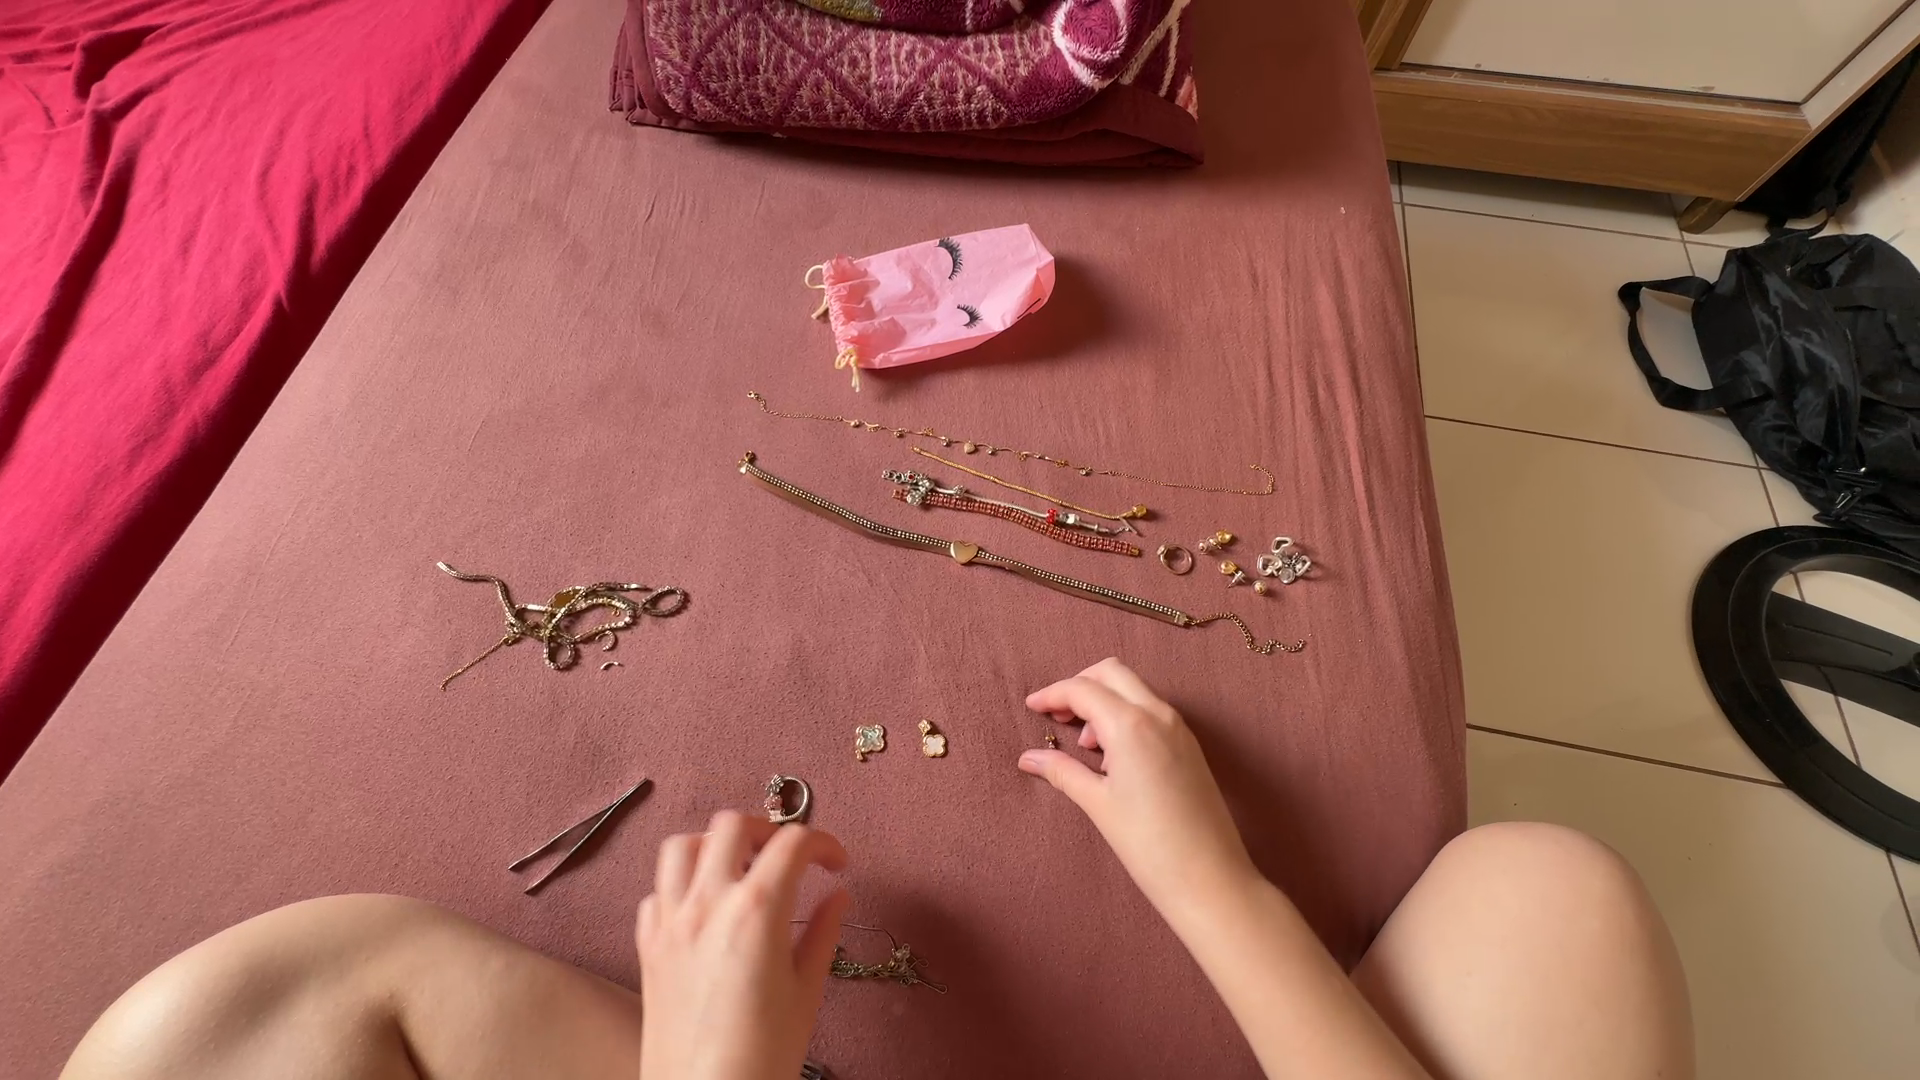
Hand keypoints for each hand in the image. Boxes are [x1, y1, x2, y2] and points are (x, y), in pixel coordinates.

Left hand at [637, 812, 849, 1079]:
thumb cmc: (764, 1056)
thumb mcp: (807, 991)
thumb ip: (824, 931)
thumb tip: (839, 894)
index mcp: (757, 908)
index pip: (793, 842)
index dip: (823, 842)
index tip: (836, 863)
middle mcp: (708, 902)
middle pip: (732, 824)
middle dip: (766, 829)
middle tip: (787, 857)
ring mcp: (671, 922)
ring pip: (682, 845)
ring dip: (714, 845)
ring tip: (739, 868)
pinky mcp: (646, 948)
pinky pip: (656, 892)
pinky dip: (680, 886)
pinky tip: (702, 907)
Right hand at [1018, 658, 1258, 923]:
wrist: (1211, 881)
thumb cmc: (1148, 844)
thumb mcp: (1098, 804)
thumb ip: (1062, 771)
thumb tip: (1029, 758)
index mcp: (1130, 724)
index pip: (1082, 689)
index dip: (1052, 694)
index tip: (1031, 707)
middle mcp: (1157, 714)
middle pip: (1111, 673)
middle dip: (1079, 685)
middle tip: (1057, 716)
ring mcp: (1178, 727)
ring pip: (1133, 689)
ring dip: (1103, 700)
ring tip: (1085, 746)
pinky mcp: (1189, 744)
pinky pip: (1150, 710)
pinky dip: (1124, 715)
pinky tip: (1112, 756)